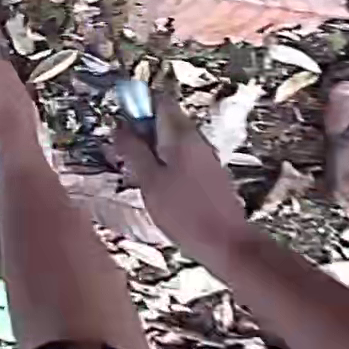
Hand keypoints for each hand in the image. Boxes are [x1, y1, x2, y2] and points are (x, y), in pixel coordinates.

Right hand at [109, 89, 251, 262]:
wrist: (230, 248)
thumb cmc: (185, 213)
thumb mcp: (148, 180)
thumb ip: (132, 150)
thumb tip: (118, 128)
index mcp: (180, 134)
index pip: (158, 99)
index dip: (136, 104)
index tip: (121, 123)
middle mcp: (196, 139)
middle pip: (164, 119)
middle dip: (140, 130)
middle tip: (123, 151)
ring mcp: (205, 157)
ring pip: (171, 139)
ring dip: (151, 148)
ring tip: (137, 172)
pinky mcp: (210, 175)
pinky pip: (181, 156)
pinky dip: (165, 162)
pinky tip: (157, 186)